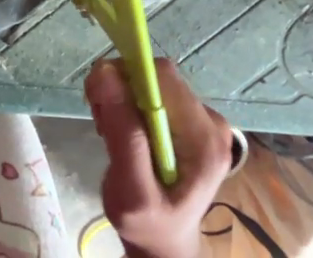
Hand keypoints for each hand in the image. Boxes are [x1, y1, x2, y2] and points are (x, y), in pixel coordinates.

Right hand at [86, 58, 232, 257]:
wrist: (163, 242)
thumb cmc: (147, 224)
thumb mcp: (131, 190)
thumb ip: (122, 132)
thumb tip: (104, 70)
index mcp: (205, 139)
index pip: (162, 77)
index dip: (125, 78)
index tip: (101, 105)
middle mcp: (210, 122)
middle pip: (156, 76)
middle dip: (120, 91)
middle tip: (103, 126)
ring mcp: (202, 119)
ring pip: (151, 82)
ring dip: (120, 99)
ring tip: (112, 134)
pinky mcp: (189, 119)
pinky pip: (153, 93)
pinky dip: (128, 104)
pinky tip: (123, 133)